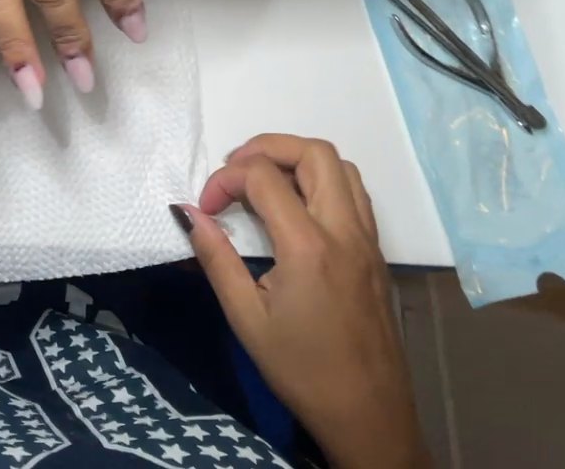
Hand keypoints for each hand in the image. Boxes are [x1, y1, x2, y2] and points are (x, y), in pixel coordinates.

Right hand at [176, 135, 430, 468]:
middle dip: (266, 147)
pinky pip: (354, 192)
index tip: (206, 207)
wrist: (369, 416)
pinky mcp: (376, 252)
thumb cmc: (302, 371)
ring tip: (263, 182)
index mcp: (309, 247)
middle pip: (313, 152)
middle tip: (234, 171)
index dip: (225, 179)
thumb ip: (216, 257)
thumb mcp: (246, 318)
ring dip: (297, 159)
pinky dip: (321, 180)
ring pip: (340, 166)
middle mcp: (344, 231)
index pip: (263, 177)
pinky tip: (295, 207)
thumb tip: (188, 212)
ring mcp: (367, 239)